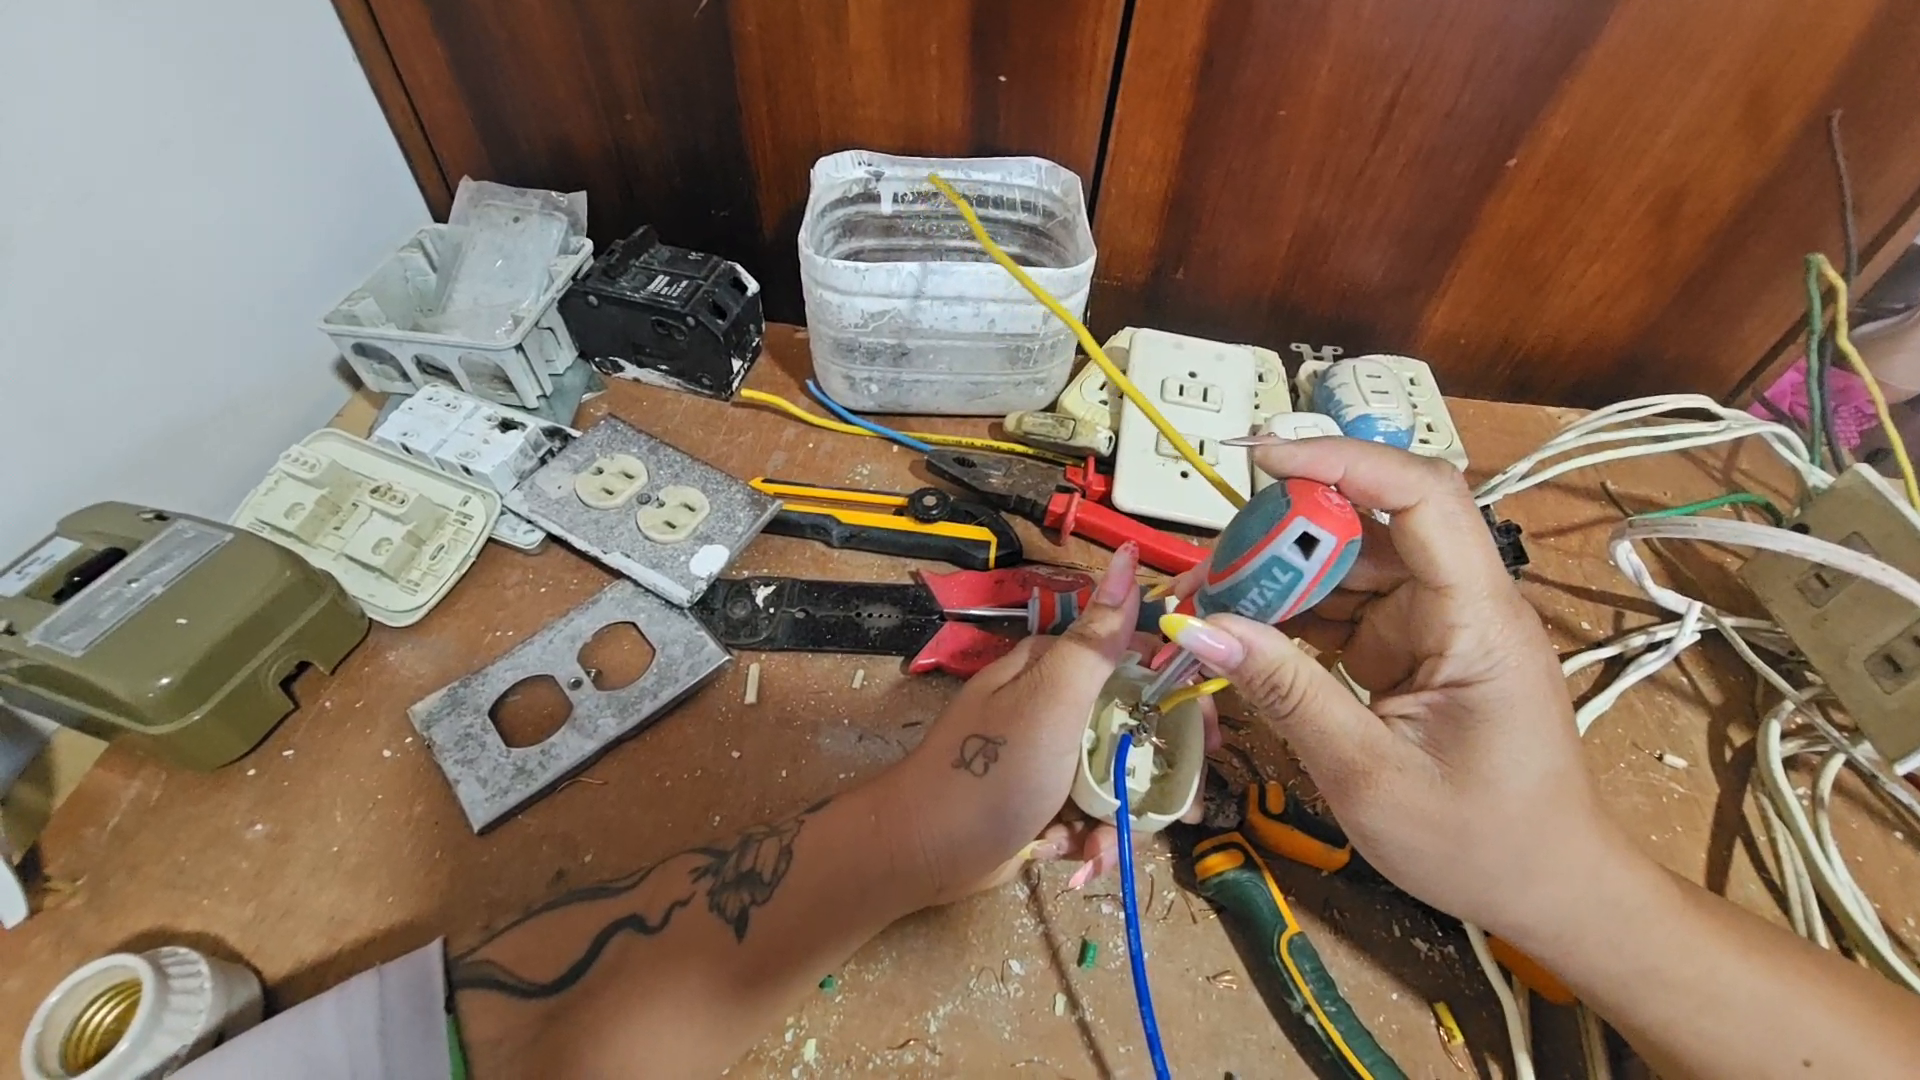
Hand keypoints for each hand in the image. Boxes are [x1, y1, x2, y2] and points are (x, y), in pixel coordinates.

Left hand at [876, 543, 1212, 906]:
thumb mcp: (1052, 698)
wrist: (922, 851)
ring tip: (1097, 849)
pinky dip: (1084, 836)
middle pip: (1131, 728)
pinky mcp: (1040, 799)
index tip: (1207, 741)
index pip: (1135, 663)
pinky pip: (1086, 812)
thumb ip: (1098, 638)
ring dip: (1115, 819)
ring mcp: (1046, 754)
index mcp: (1054, 668)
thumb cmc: (990, 770)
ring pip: (1113, 777)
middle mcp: (1052, 703)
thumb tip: (1127, 554)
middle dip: (1147, 776)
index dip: (1177, 697)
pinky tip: (1066, 855)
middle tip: (1171, 814)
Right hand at [1162, 438, 1638, 936]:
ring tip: (1206, 602)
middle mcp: (1454, 601)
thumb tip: (1199, 628)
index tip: (1261, 457)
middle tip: (1206, 569)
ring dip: (1271, 575)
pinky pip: (1332, 606)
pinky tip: (1237, 629)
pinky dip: (1282, 612)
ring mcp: (1425, 621)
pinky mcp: (1400, 643)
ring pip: (1339, 563)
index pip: (1422, 496)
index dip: (1341, 460)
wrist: (1544, 888)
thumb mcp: (1367, 774)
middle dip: (1280, 532)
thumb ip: (1285, 692)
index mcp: (1476, 618)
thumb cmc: (1478, 840)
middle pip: (1364, 525)